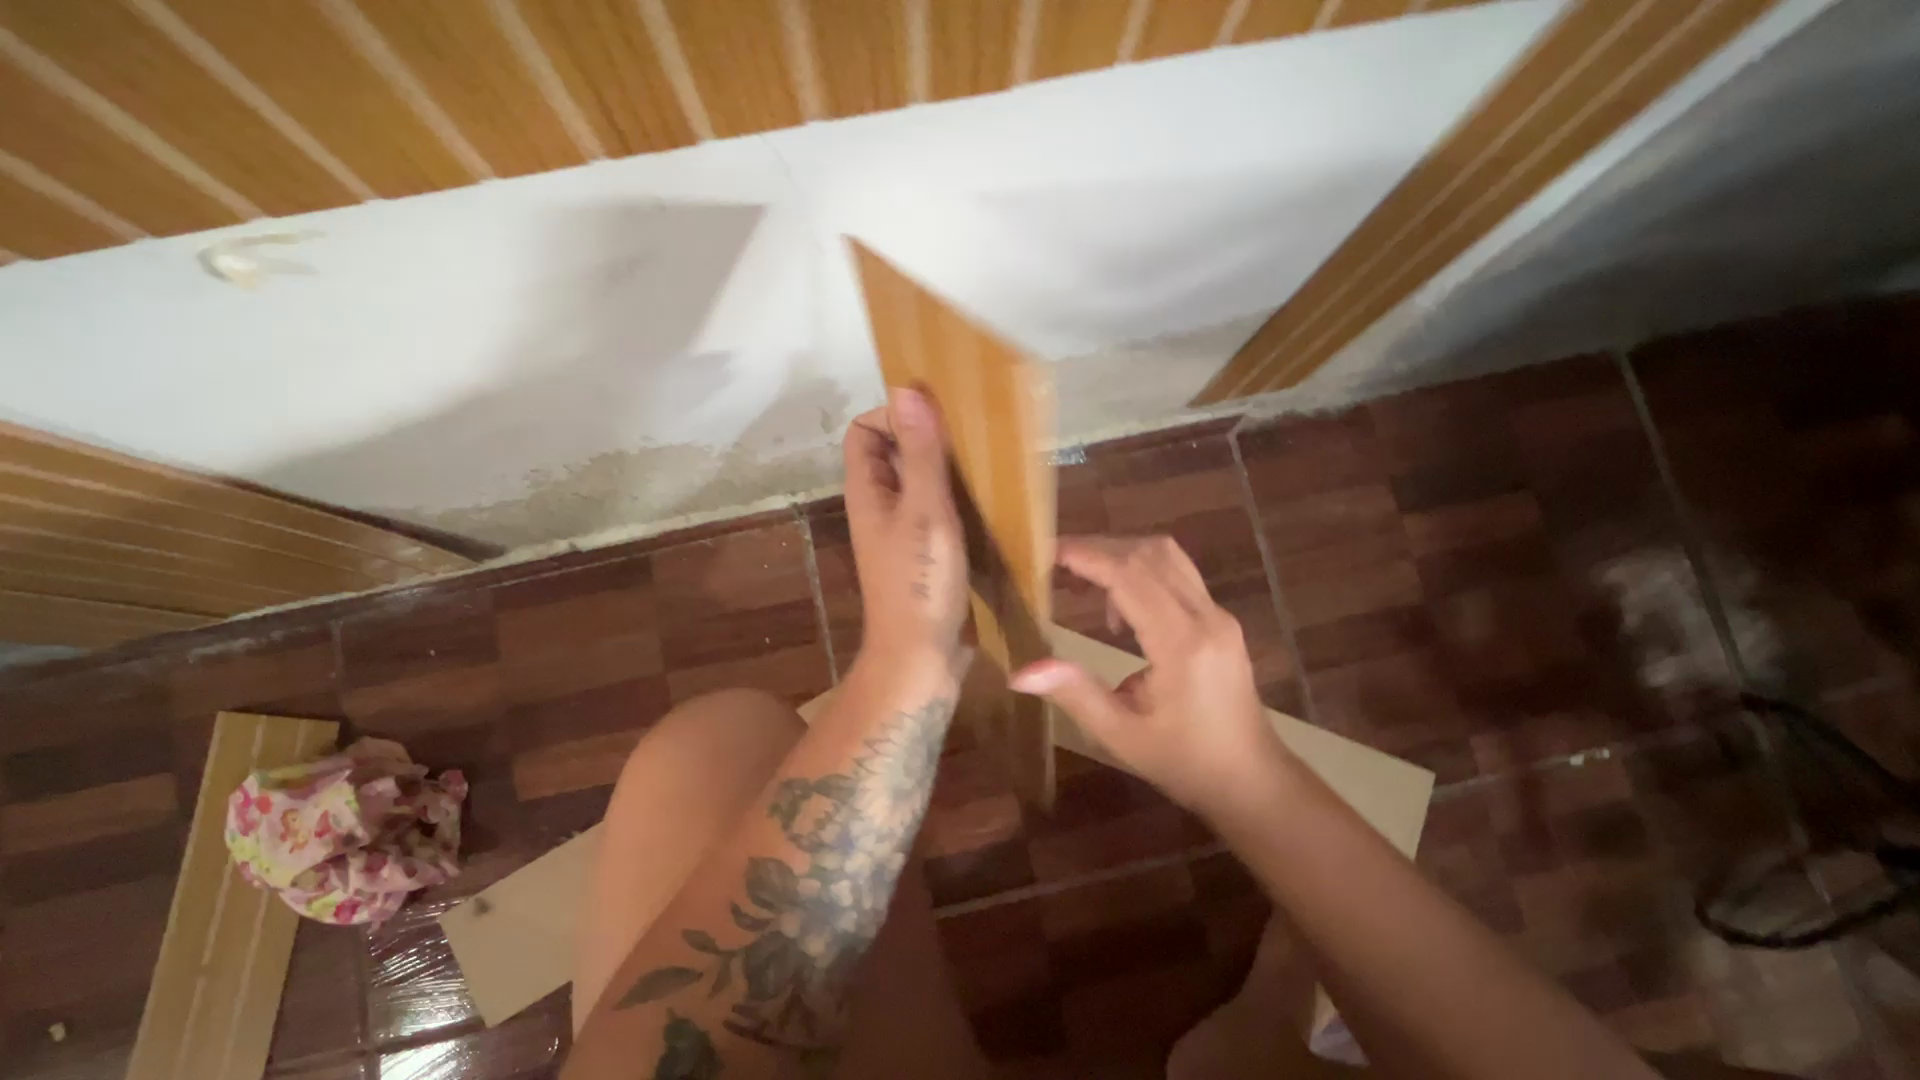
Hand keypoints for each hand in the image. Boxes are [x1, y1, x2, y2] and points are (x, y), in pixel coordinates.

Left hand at [842, 388, 969, 674]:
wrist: (921, 657)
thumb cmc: (920, 583)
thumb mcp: (925, 510)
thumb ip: (920, 452)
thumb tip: (907, 389)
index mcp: (867, 490)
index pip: (865, 430)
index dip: (895, 416)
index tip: (939, 421)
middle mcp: (879, 506)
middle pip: (894, 453)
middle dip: (929, 439)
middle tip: (973, 442)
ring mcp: (901, 532)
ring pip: (919, 483)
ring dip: (948, 471)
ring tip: (987, 468)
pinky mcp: (924, 554)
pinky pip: (937, 512)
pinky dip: (958, 502)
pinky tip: (989, 505)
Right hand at [1008, 536, 1288, 818]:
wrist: (1251, 779)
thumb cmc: (1185, 763)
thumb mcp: (1122, 735)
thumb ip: (1074, 693)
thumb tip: (1020, 672)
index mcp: (1182, 644)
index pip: (1131, 576)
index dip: (1087, 557)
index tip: (1047, 553)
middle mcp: (1206, 618)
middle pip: (1151, 554)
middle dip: (1100, 549)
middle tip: (1056, 563)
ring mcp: (1219, 616)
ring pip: (1169, 558)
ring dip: (1123, 557)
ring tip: (1083, 582)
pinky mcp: (1221, 622)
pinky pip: (1179, 576)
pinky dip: (1143, 573)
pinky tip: (1119, 610)